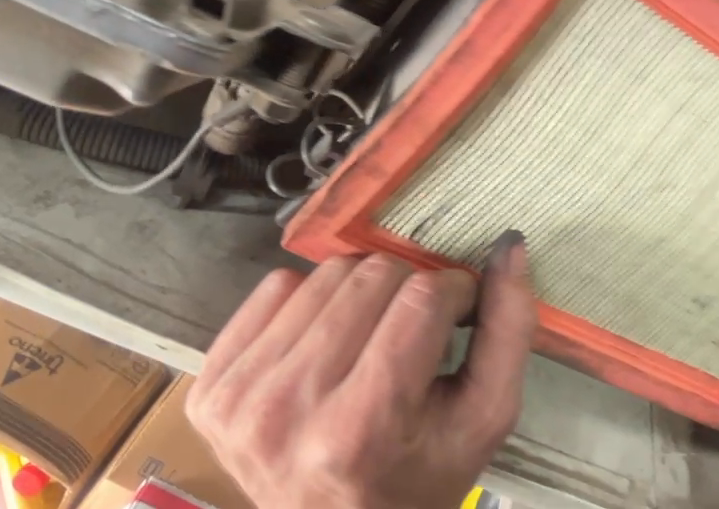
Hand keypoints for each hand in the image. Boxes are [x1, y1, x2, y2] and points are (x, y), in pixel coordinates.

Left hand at [188, 232, 537, 508]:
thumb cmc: (422, 474)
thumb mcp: (487, 416)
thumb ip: (510, 327)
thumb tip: (509, 244)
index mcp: (362, 427)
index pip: (423, 298)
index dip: (456, 292)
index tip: (460, 316)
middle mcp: (288, 411)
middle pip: (372, 275)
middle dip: (410, 289)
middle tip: (415, 331)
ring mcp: (240, 399)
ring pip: (327, 273)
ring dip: (364, 292)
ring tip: (372, 338)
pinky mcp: (209, 387)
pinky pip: (275, 285)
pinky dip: (311, 300)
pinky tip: (325, 343)